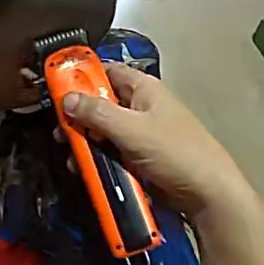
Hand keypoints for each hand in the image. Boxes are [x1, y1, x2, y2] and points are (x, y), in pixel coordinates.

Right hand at [59, 63, 249, 216]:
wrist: (207, 193)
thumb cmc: (175, 152)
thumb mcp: (131, 129)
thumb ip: (97, 113)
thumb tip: (67, 98)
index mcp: (143, 88)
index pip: (106, 71)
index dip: (82, 76)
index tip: (56, 88)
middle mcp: (140, 106)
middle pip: (100, 103)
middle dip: (79, 117)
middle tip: (60, 132)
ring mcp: (140, 133)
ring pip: (102, 131)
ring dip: (86, 143)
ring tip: (73, 157)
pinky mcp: (139, 157)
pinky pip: (111, 153)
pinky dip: (98, 160)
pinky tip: (86, 170)